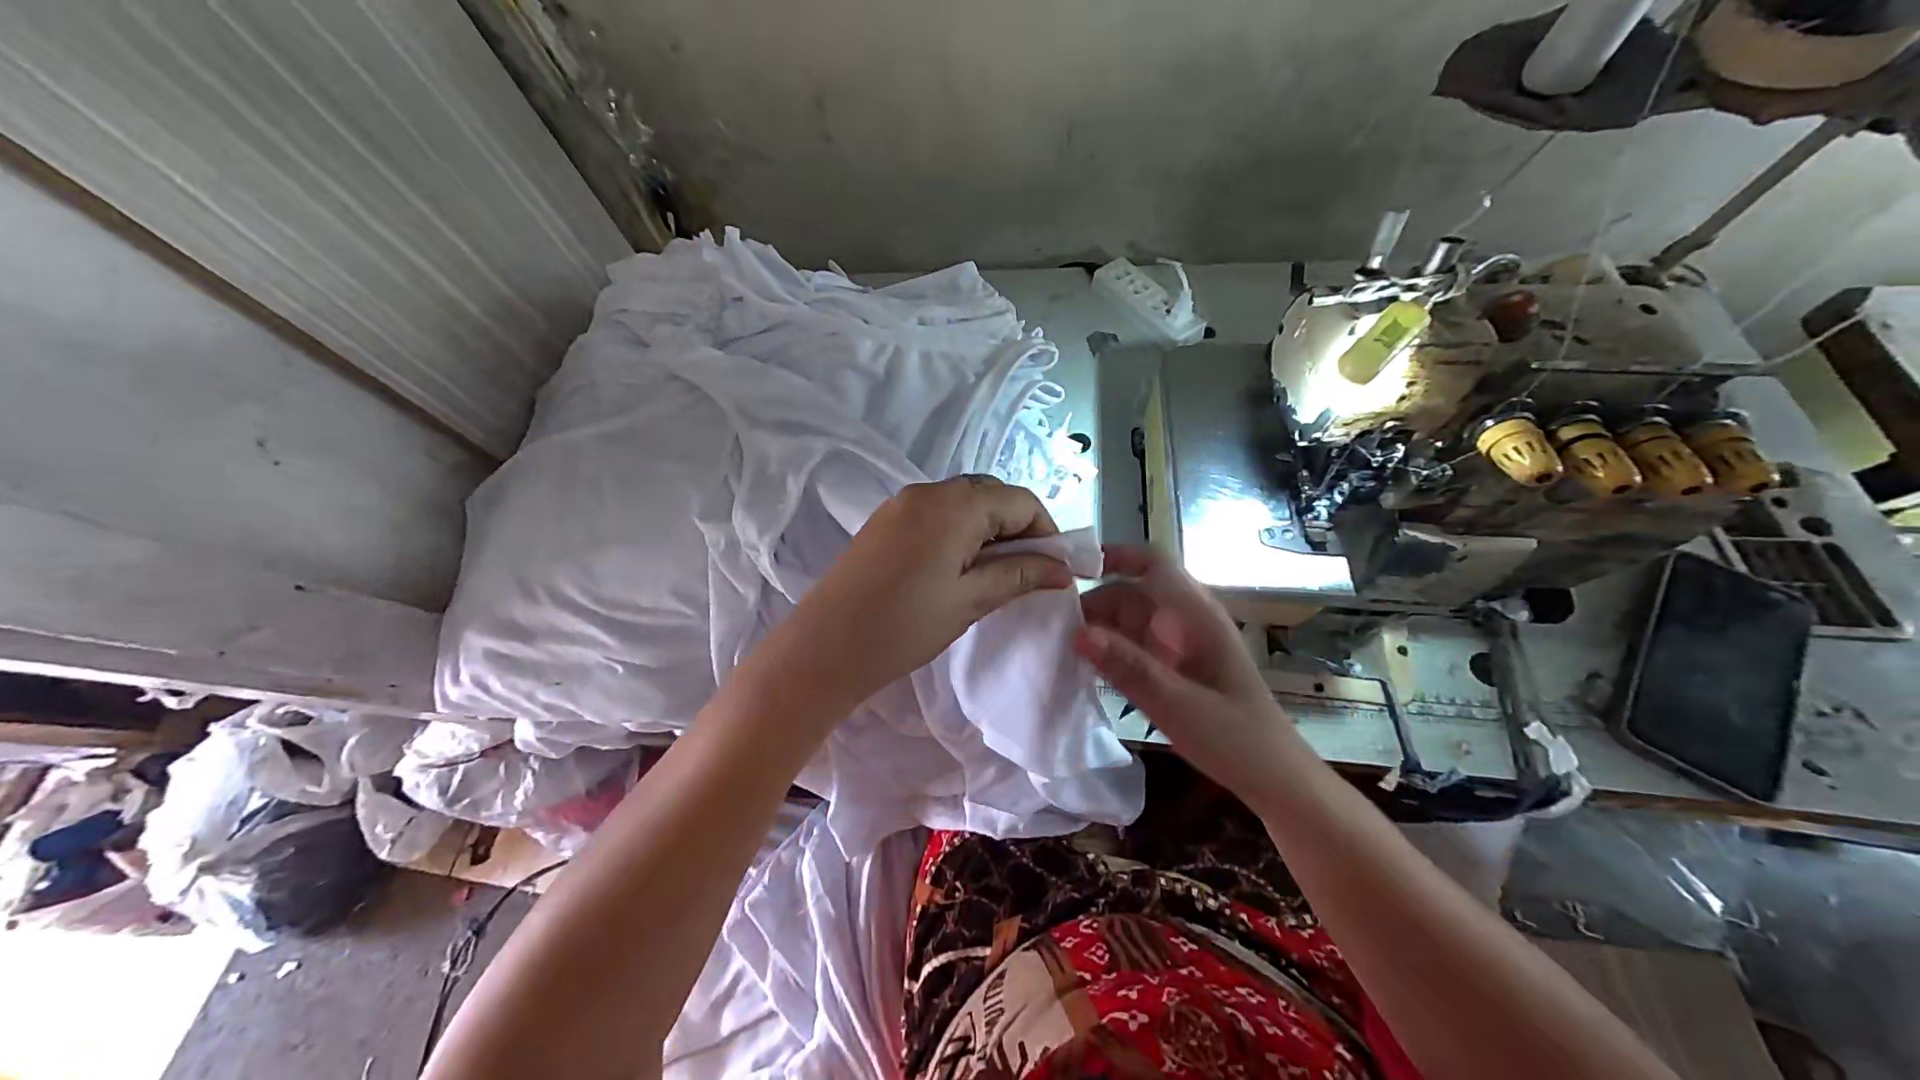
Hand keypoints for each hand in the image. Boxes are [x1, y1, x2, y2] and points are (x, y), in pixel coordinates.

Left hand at [765, 476, 1074, 711]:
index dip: (1046, 530)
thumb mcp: (969, 600)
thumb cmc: (903, 627)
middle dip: (1019, 528)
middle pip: (991, 495)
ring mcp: (901, 504)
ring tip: (996, 575)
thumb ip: (1019, 575)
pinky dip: (960, 532)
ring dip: (989, 531)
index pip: (1020, 500)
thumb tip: (1062, 569)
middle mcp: (928, 492)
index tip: (1056, 568)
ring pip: (964, 504)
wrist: (824, 647)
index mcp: (954, 505)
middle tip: (1028, 573)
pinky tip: (960, 568)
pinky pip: (937, 515)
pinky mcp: (884, 522)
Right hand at [1074, 545, 1318, 805]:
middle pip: (1132, 594)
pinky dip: (1110, 653)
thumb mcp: (1178, 705)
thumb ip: (1128, 667)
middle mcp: (1187, 622)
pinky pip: (1135, 648)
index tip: (1070, 570)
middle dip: (1093, 605)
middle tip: (1050, 629)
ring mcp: (1181, 646)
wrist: (1275, 779)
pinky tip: (1085, 671)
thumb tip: (1076, 632)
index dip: (1115, 556)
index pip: (1154, 564)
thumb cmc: (1235, 738)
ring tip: (1058, 649)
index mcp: (1196, 616)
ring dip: (1098, 631)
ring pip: (1130, 622)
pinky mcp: (1176, 670)